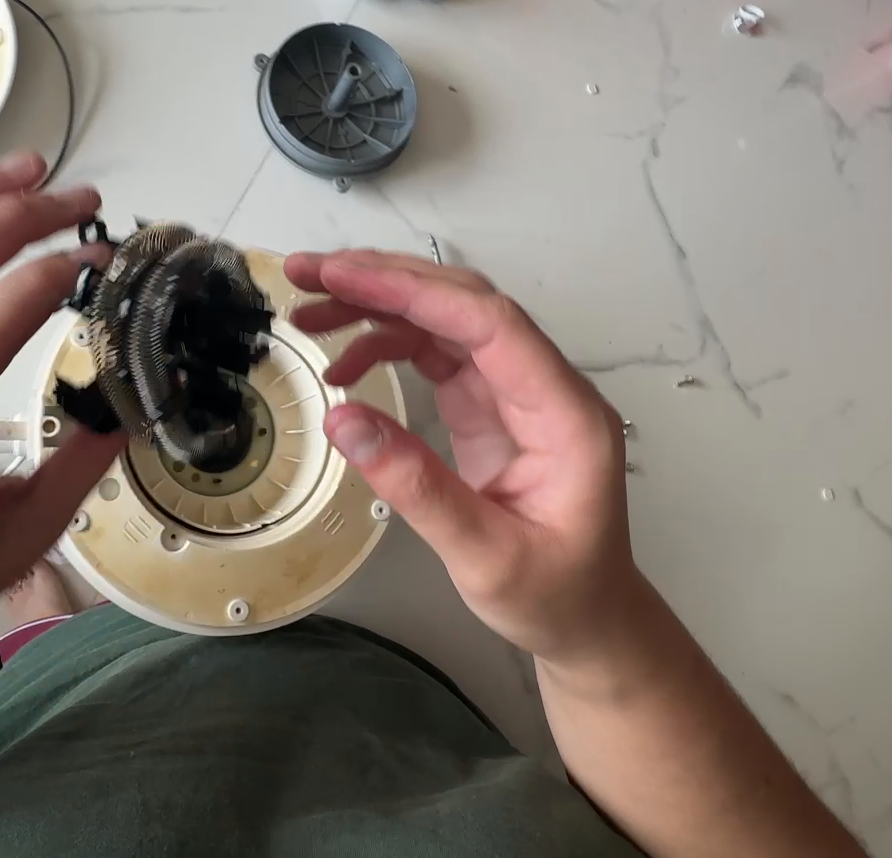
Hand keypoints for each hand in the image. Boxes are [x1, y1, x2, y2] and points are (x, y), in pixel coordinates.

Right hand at [286, 249, 642, 666]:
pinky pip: (431, 351)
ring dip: (374, 305)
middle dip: (382, 279)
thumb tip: (340, 419)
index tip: (341, 276)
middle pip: (461, 303)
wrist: (585, 619)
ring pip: (440, 319)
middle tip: (307, 273)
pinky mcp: (485, 401)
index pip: (488, 322)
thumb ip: (416, 487)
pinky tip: (341, 367)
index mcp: (562, 412)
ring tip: (307, 312)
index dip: (413, 291)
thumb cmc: (553, 596)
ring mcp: (511, 388)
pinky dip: (382, 346)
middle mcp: (540, 383)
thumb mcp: (485, 557)